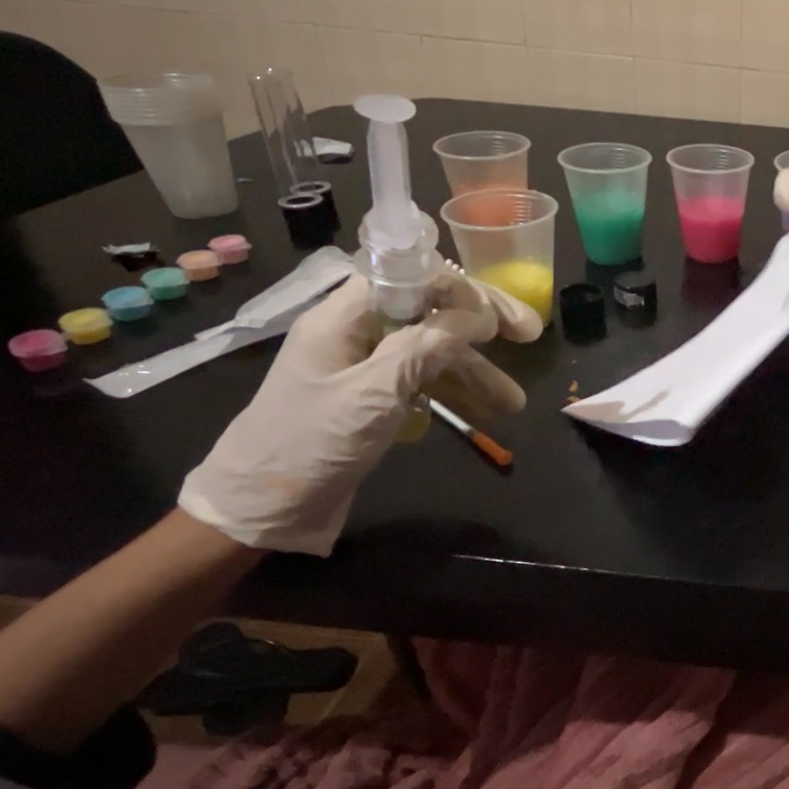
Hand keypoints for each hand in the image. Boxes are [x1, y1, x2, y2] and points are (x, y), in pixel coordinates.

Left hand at [178, 270, 534, 554]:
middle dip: (480, 324)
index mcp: (343, 317)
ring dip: (475, 372)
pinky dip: (454, 393)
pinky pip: (422, 382)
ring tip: (515, 402)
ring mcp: (364, 367)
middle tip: (530, 335)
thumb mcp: (371, 395)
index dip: (459, 287)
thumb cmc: (308, 446)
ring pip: (432, 351)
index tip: (498, 317)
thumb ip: (423, 347)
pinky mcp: (372, 399)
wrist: (259, 513)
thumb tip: (475, 315)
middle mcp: (356, 333)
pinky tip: (486, 412)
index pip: (410, 275)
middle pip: (429, 310)